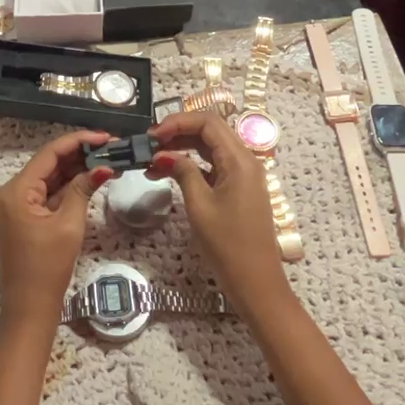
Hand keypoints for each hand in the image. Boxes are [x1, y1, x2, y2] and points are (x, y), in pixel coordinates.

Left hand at [0, 130, 114, 330]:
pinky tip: (90, 178)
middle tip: (111, 147)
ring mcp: (15, 206)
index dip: (78, 141)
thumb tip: (104, 166)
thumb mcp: (68, 225)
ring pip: (48, 178)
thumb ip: (83, 190)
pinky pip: (45, 194)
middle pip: (48, 164)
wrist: (29, 309)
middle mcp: (10, 192)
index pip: (49, 154)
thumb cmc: (47, 268)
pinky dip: (67, 187)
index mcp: (15, 191)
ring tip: (106, 159)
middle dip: (79, 155)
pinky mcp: (22, 217)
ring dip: (75, 170)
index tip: (105, 136)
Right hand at [148, 112, 290, 315]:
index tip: (152, 135)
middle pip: (210, 131)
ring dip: (182, 148)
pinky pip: (213, 165)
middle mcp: (245, 160)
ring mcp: (243, 175)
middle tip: (148, 145)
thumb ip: (182, 171)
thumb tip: (163, 154)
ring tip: (151, 160)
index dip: (178, 121)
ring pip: (210, 148)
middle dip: (178, 133)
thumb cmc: (228, 245)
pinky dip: (191, 164)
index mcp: (240, 160)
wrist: (256, 283)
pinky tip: (168, 172)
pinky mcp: (239, 189)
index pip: (208, 122)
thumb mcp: (200, 205)